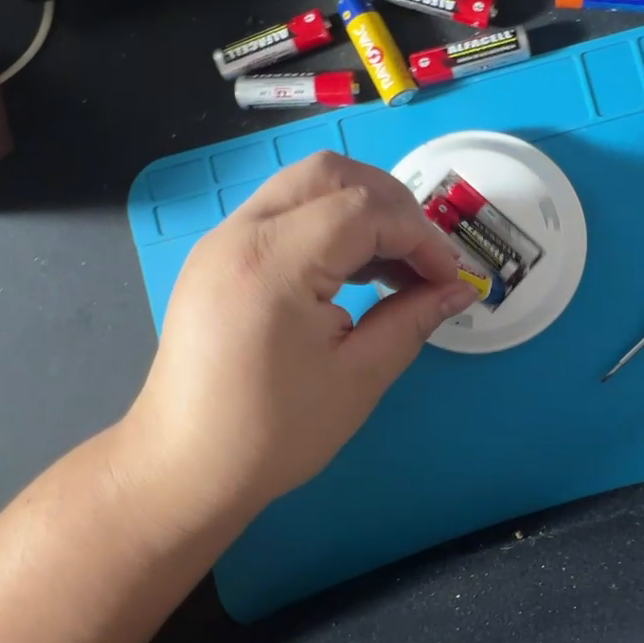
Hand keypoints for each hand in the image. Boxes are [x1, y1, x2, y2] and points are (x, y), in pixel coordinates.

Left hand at [116, 152, 477, 532]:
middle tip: (423, 255)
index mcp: (274, 262)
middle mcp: (241, 233)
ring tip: (394, 264)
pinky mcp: (217, 257)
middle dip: (391, 204)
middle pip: (331, 173)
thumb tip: (459, 288)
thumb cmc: (274, 432)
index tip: (449, 278)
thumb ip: (413, 318)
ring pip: (304, 186)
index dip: (420, 237)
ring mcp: (222, 241)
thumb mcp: (359, 377)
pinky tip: (353, 270)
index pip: (366, 210)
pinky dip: (327, 224)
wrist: (184, 468)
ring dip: (359, 209)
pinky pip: (282, 213)